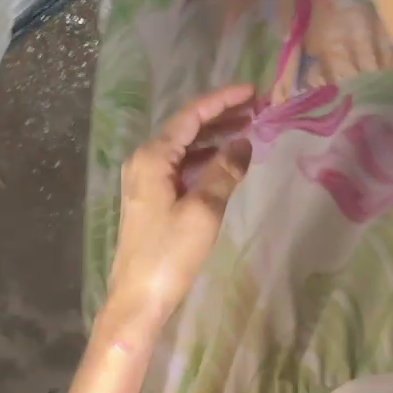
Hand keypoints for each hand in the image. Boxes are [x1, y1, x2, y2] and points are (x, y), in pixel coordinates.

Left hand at [101, 84, 256, 339]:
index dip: (221, 100)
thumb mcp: (203, 211)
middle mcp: (144, 160)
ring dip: (213, 135)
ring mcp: (145, 178)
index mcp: (152, 156)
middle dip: (220, 115)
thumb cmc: (169, 254)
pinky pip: (180, 164)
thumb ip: (225, 172)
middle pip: (186, 126)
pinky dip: (204, 157)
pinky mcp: (150, 197)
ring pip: (183, 145)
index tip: (251, 90)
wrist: (136, 301)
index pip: (191, 116)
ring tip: (247, 127)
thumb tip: (244, 142)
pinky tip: (225, 159)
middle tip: (255, 107)